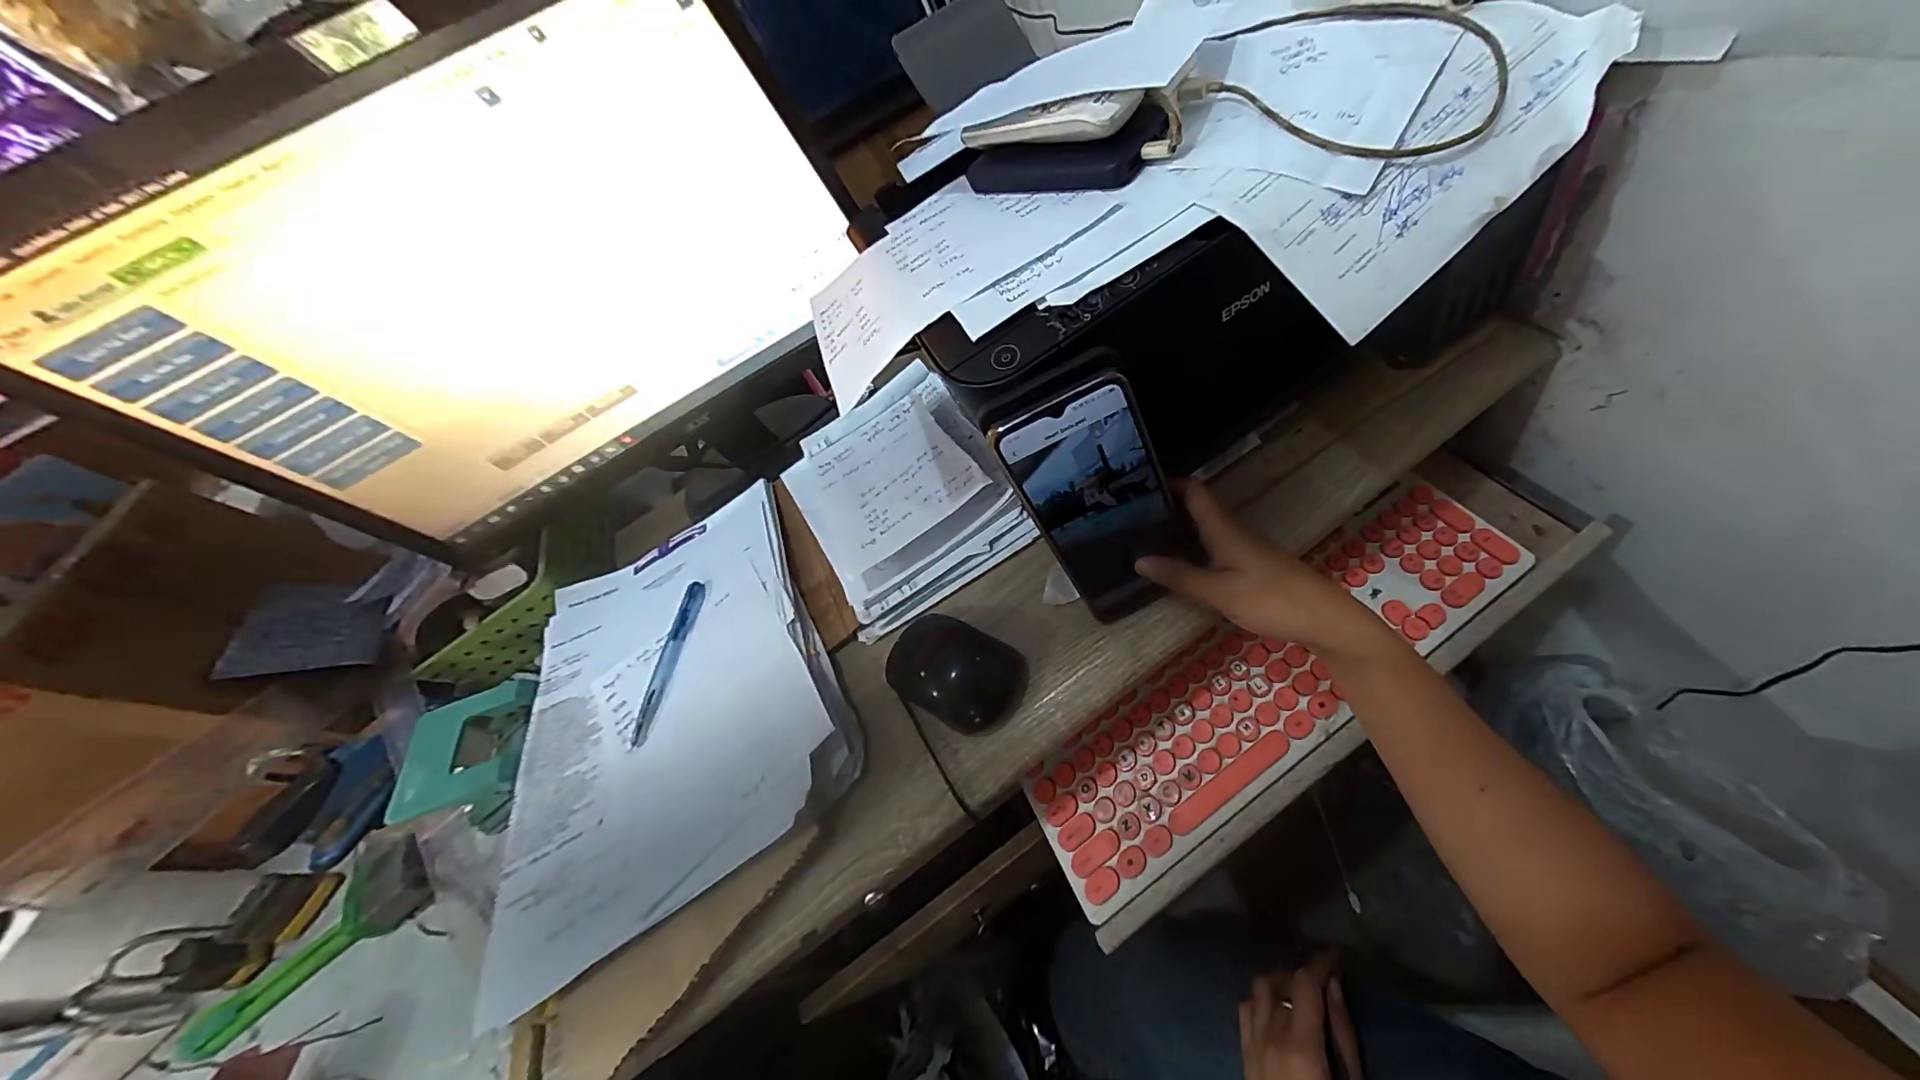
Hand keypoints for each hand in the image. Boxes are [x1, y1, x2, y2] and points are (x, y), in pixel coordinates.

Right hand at [1136, 481, 1395, 662]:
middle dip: (1166, 507)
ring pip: (1205, 529)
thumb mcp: (1221, 593)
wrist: (1327, 620)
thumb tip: (1140, 560)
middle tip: (1130, 515)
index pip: (1195, 492)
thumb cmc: (1273, 600)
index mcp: (1225, 531)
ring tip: (1145, 537)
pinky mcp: (1252, 567)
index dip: (1169, 482)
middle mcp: (1234, 533)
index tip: (1139, 485)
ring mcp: (1245, 550)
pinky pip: (1214, 548)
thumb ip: (1181, 576)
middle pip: (1198, 509)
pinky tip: (1179, 564)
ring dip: (1178, 529)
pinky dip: (1193, 548)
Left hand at [1241, 953, 1363, 1079]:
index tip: (1336, 955)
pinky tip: (1278, 1015)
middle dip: (1298, 975)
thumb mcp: (1350, 1078)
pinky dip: (1261, 1003)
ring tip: (1299, 997)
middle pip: (1275, 981)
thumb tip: (1332, 985)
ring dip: (1276, 986)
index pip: (1304, 983)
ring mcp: (1251, 1044)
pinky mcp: (1243, 1055)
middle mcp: (1268, 1035)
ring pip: (1255, 992)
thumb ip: (1340, 1031)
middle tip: (1322, 983)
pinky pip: (1245, 1012)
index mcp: (1299, 1043)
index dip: (1320, 962)